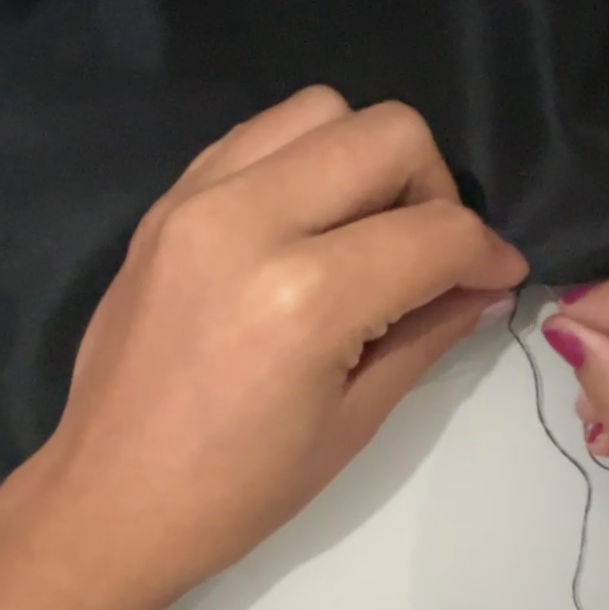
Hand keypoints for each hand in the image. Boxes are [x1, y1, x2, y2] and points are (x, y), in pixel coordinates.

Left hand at [4, 87, 526, 602]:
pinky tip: (304, 224)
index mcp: (305, 296)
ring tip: (363, 234)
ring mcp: (195, 199)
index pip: (436, 233)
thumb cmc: (238, 490)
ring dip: (368, 161)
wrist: (110, 498)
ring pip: (321, 111)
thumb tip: (485, 284)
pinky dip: (303, 160)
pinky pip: (257, 135)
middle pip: (389, 134)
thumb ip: (430, 334)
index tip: (499, 276)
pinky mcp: (165, 202)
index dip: (488, 252)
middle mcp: (249, 220)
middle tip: (427, 257)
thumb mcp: (354, 422)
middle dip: (435, 190)